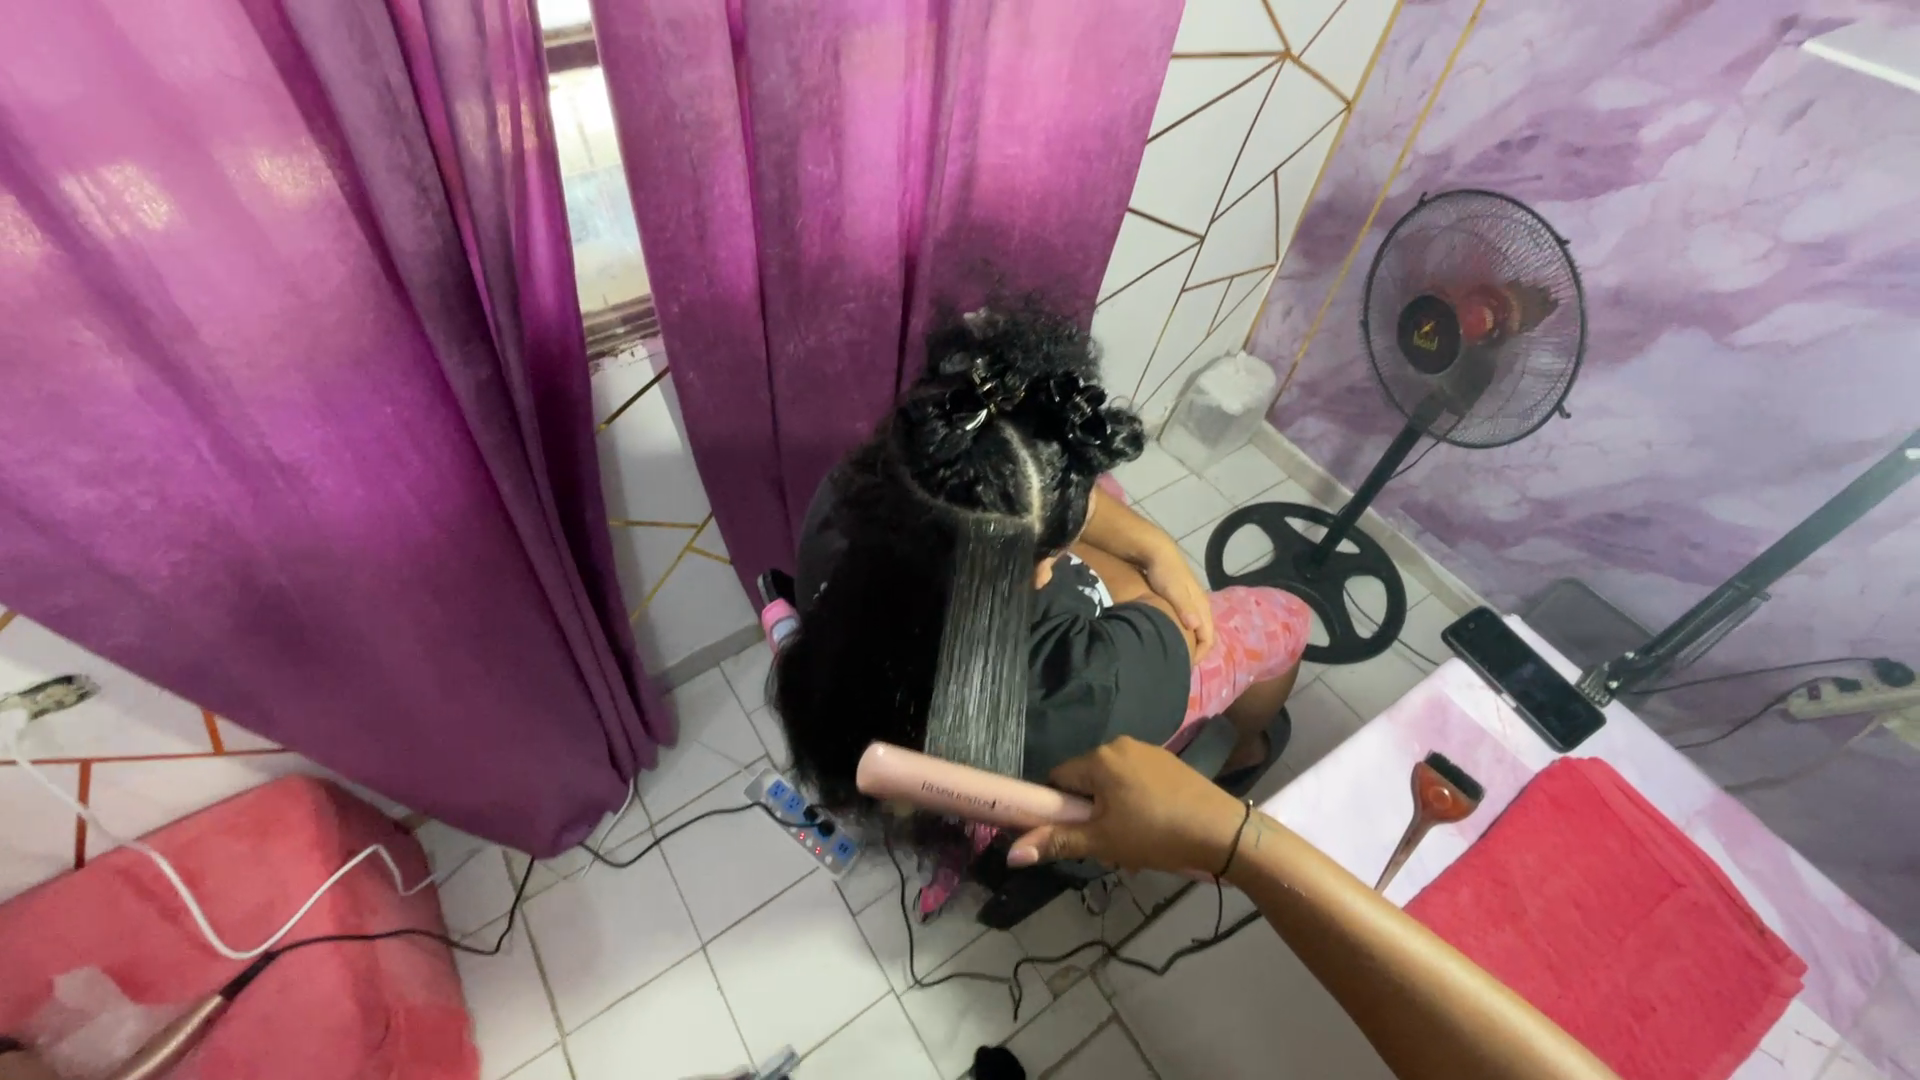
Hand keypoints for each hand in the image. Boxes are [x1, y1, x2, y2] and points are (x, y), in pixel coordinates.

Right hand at [1007, 737, 1245, 873]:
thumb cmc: (1156, 834)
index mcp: (1098, 758)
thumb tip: (1012, 854)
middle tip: (1105, 845)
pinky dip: (1134, 803)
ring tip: (1132, 844)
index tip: (1072, 833)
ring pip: (1112, 783)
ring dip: (1112, 811)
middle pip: (1085, 780)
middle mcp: (1119, 745)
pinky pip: (1136, 781)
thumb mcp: (1103, 842)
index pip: (1057, 778)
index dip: (1058, 808)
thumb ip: (1057, 842)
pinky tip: (1152, 830)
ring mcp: (1147, 751)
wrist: (1223, 832)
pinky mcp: (1169, 762)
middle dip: (1089, 813)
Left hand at [1142, 542, 1215, 659]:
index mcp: (1202, 606)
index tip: (1186, 665)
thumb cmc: (1164, 572)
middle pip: (1205, 635)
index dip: (1200, 654)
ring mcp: (1191, 602)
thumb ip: (1184, 608)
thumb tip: (1195, 627)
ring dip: (1189, 642)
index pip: (1209, 637)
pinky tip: (1170, 636)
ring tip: (1175, 653)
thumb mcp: (1174, 590)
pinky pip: (1187, 621)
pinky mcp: (1181, 600)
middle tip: (1180, 663)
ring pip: (1196, 628)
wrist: (1155, 551)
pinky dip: (1183, 632)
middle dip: (1196, 651)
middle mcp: (1200, 606)